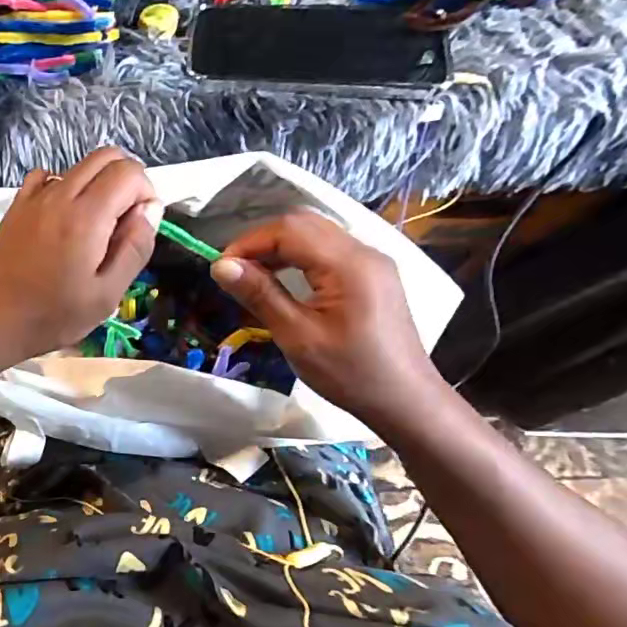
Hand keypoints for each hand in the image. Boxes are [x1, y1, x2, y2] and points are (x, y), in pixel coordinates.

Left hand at [0, 147, 161, 375]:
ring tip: (96, 226)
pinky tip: (65, 218)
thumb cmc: (53, 316)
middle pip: (106, 156)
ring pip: (79, 165)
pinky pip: (48, 176)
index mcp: (86, 218)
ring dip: (98, 184)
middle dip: (127, 180)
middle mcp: (59, 196)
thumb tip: (150, 210)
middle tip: (124, 221)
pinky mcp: (17, 206)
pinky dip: (66, 186)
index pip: (129, 173)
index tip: (140, 225)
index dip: (146, 193)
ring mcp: (34, 198)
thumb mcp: (107, 294)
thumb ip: (135, 248)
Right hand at [209, 210, 448, 426]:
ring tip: (254, 277)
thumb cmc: (349, 373)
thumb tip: (221, 266)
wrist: (405, 401)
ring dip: (280, 248)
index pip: (289, 230)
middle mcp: (364, 252)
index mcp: (348, 264)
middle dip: (262, 242)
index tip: (221, 270)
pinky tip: (285, 282)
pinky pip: (330, 251)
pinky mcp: (374, 276)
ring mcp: (373, 262)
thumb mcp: (298, 337)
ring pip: (317, 235)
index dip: (249, 242)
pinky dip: (300, 257)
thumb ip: (260, 295)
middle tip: (235, 273)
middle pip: (304, 224)